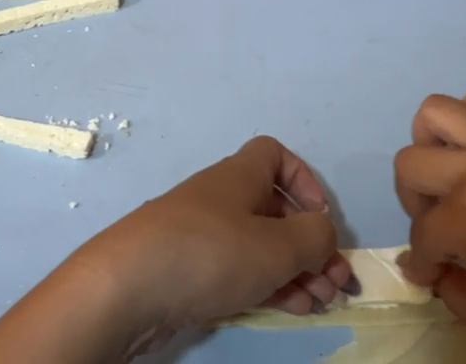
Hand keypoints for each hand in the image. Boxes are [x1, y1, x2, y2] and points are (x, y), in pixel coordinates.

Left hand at [0, 136, 353, 363]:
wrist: (127, 287)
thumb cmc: (209, 253)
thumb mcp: (275, 245)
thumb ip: (314, 237)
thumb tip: (326, 231)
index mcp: (240, 176)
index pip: (275, 155)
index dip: (304, 180)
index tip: (322, 217)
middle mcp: (222, 198)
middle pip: (276, 209)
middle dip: (311, 243)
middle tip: (338, 284)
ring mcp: (204, 236)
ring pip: (262, 245)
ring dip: (297, 270)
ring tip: (323, 303)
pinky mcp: (191, 272)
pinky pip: (241, 271)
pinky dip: (270, 285)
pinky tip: (293, 309)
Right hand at [395, 83, 465, 363]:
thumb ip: (456, 293)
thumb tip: (434, 270)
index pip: (422, 233)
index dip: (422, 261)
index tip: (431, 275)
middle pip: (412, 162)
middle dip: (414, 202)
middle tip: (439, 229)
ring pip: (440, 112)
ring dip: (434, 146)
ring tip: (455, 177)